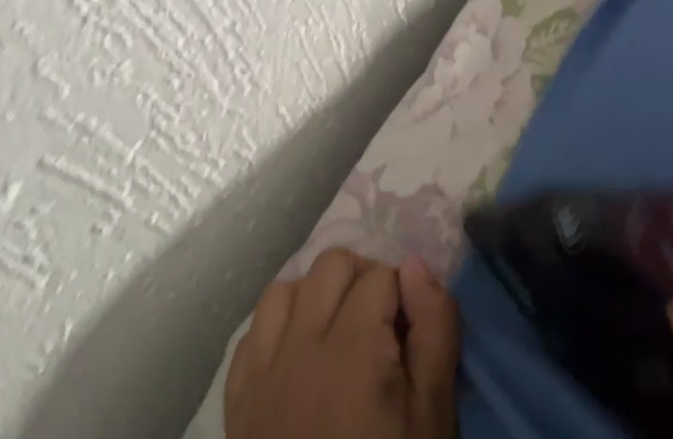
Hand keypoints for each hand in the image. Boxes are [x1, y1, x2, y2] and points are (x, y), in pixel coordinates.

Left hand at [226, 248, 458, 438]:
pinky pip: (252, 332)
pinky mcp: (237, 400)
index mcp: (354, 349)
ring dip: (317, 294)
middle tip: (383, 320)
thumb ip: (435, 327)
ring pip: (283, 289)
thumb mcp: (433, 408)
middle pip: (330, 265)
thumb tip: (416, 265)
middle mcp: (299, 348)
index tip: (411, 329)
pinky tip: (302, 354)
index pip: (381, 273)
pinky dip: (280, 325)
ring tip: (341, 328)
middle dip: (364, 276)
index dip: (405, 292)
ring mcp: (260, 373)